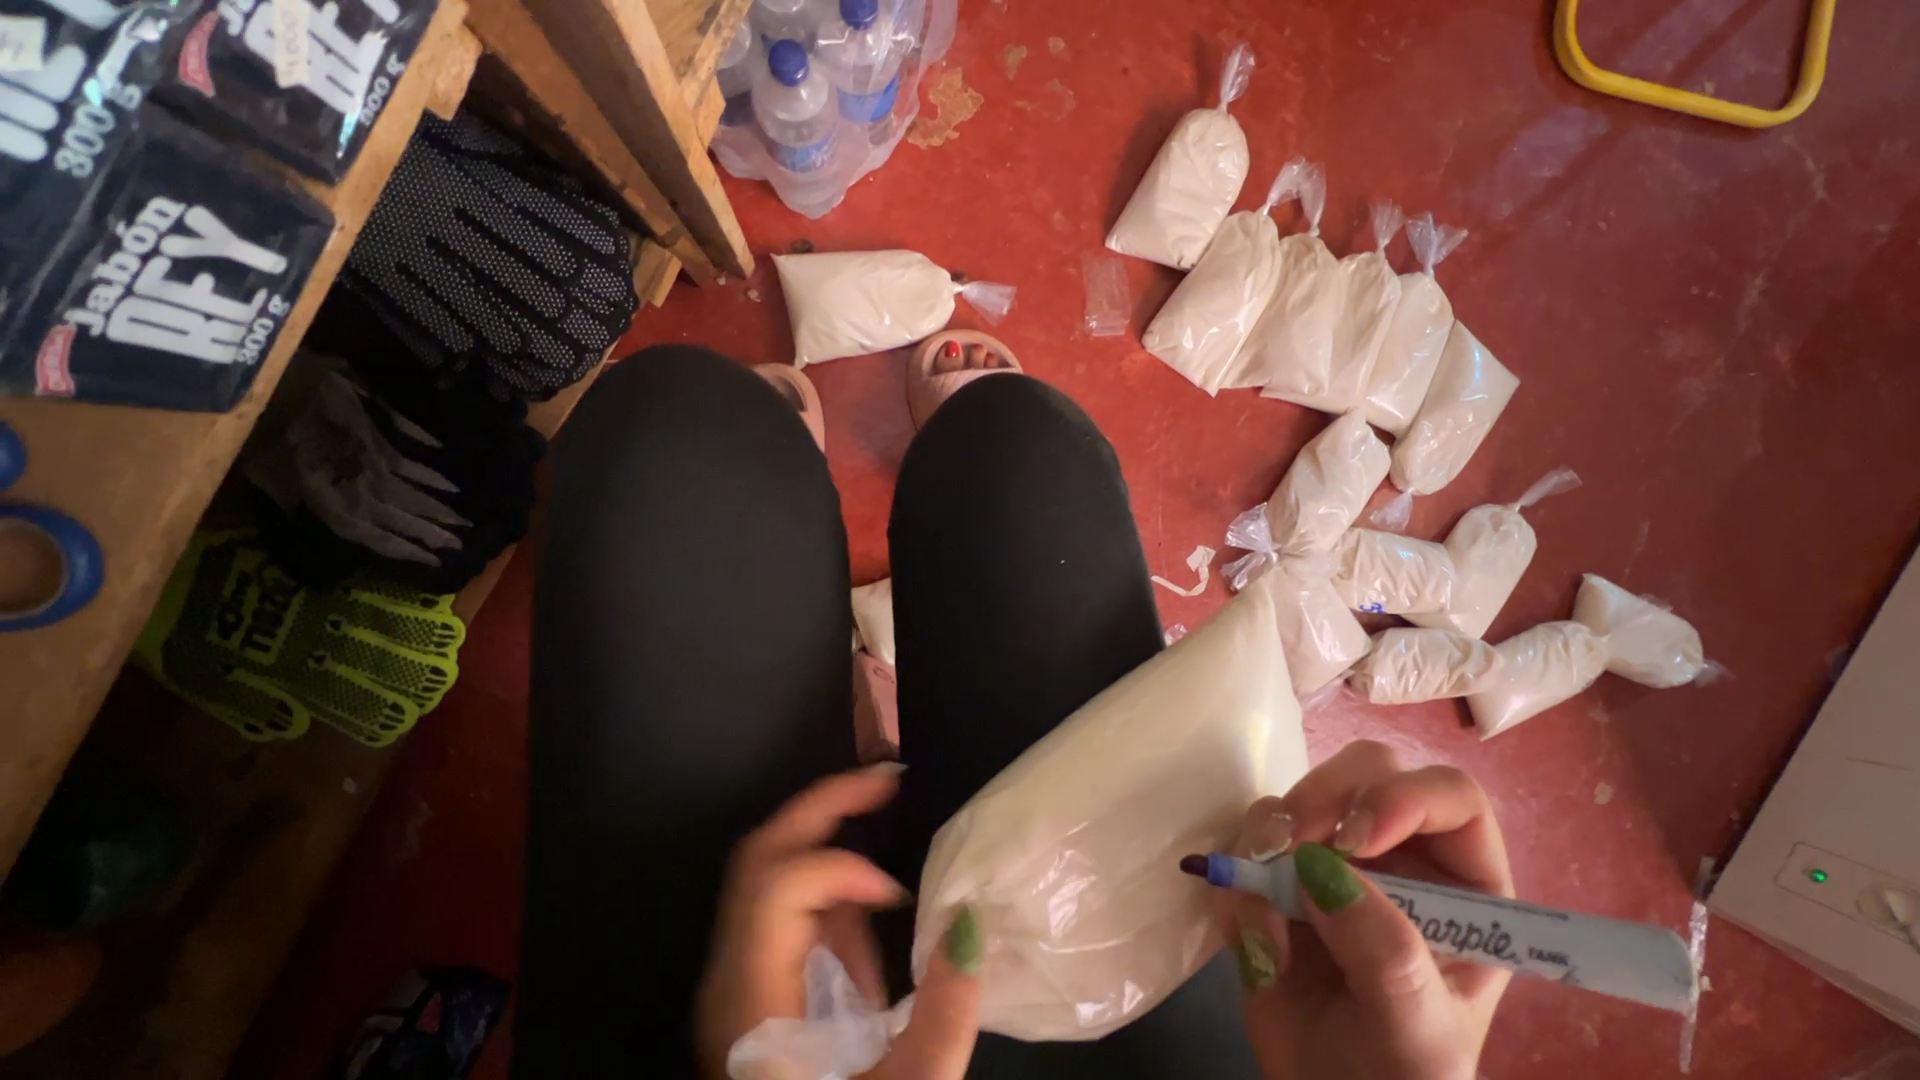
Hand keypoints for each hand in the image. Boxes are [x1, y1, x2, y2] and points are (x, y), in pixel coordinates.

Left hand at [695, 766, 983, 1079]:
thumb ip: (944, 1014)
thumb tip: (971, 922)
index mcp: (752, 996)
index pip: (778, 880)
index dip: (843, 868)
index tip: (899, 895)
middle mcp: (728, 975)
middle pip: (761, 853)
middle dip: (825, 806)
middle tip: (888, 780)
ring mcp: (731, 980)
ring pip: (766, 875)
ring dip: (829, 858)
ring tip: (887, 882)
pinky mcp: (746, 991)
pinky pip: (780, 914)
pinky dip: (825, 901)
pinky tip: (867, 940)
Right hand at [1216, 740, 1513, 1079]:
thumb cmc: (1396, 1078)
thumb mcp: (1414, 1032)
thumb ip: (1384, 950)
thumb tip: (1323, 867)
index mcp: (1462, 885)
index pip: (1450, 798)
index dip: (1404, 797)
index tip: (1355, 838)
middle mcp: (1398, 857)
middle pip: (1366, 771)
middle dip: (1322, 798)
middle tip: (1291, 847)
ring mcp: (1331, 860)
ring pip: (1295, 799)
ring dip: (1268, 844)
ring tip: (1265, 922)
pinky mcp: (1275, 873)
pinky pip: (1246, 841)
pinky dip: (1238, 880)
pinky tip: (1253, 943)